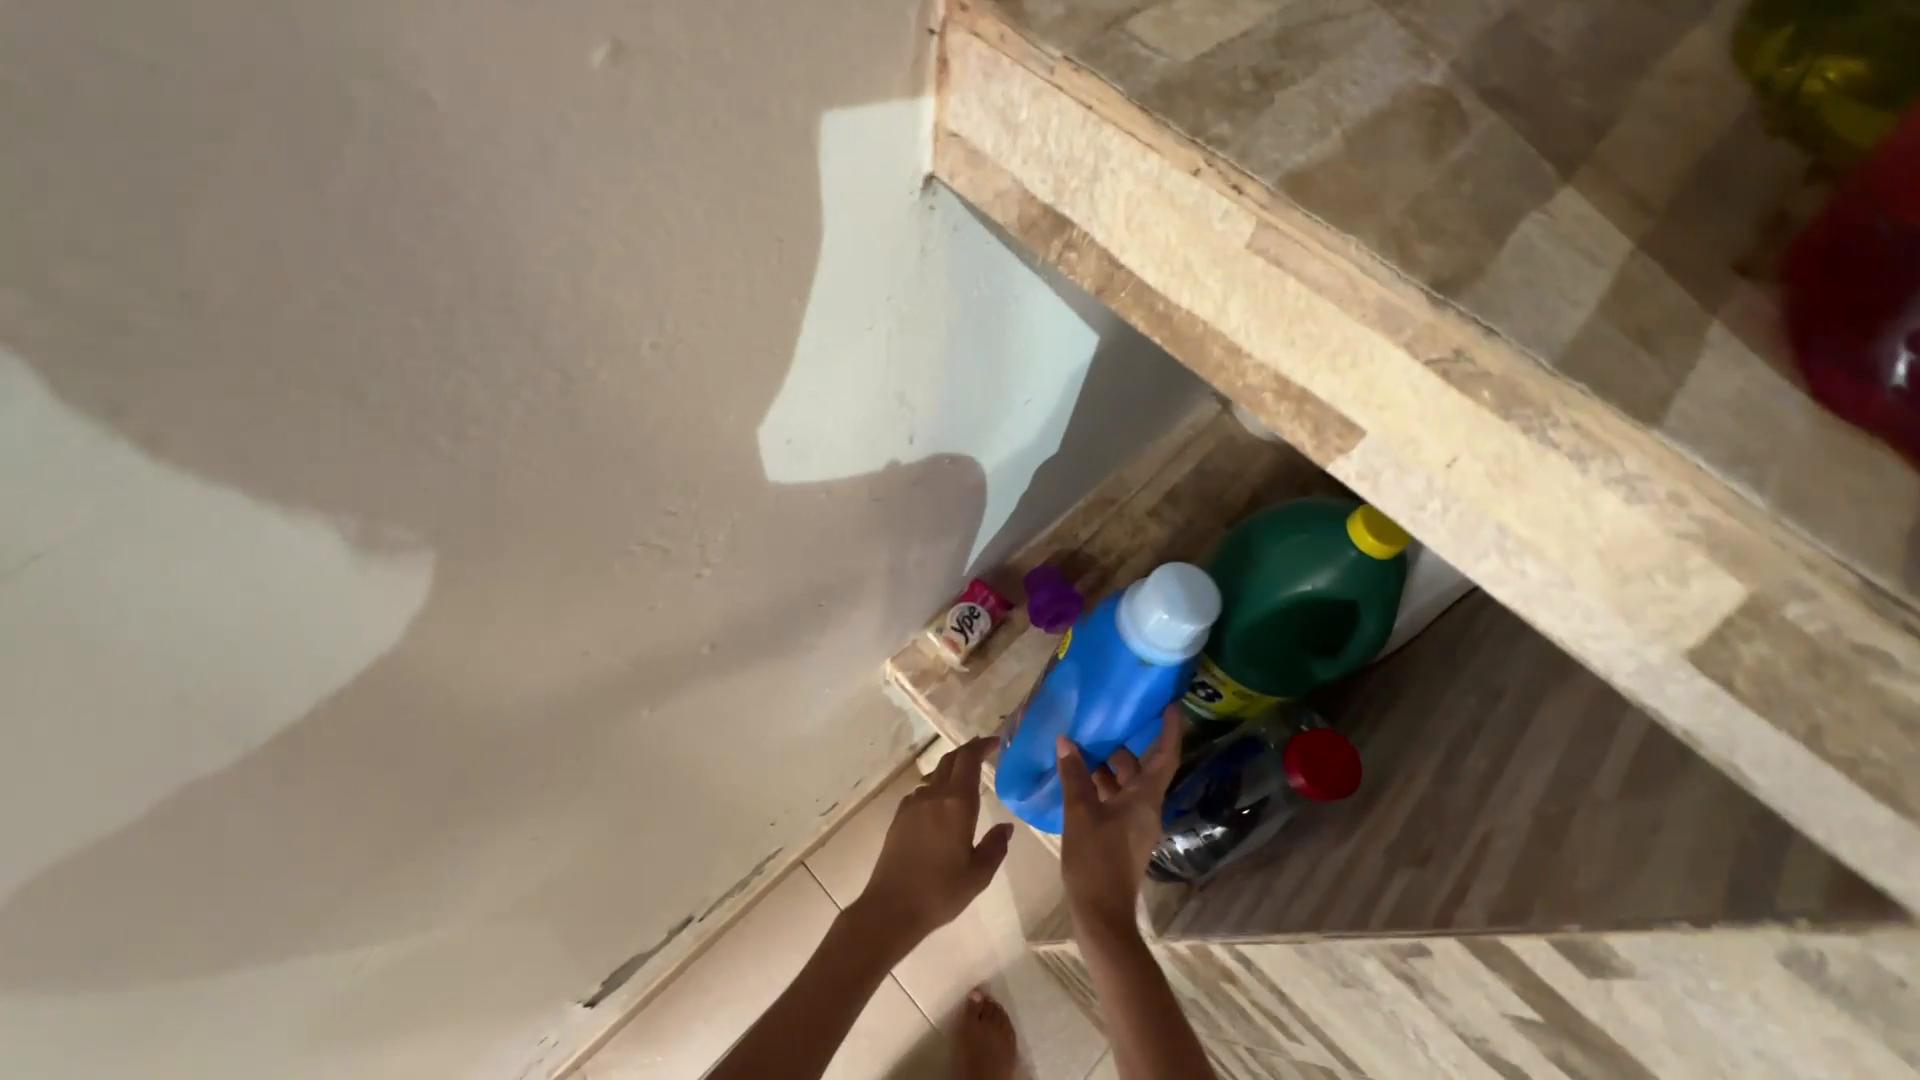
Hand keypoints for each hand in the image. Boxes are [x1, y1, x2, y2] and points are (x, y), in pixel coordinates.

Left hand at [854, 737, 1013, 945]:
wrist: (891, 907)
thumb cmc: (940, 892)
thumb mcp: (979, 875)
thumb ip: (995, 847)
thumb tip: (1006, 827)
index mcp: (956, 804)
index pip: (968, 760)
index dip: (981, 746)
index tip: (995, 742)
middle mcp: (933, 796)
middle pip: (950, 760)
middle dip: (968, 752)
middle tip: (985, 751)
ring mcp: (912, 804)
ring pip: (935, 775)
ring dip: (951, 769)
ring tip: (966, 779)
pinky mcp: (899, 817)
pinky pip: (922, 791)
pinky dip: (936, 787)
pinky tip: (941, 804)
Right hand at [1056, 706, 1181, 935]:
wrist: (1102, 913)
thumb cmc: (1095, 860)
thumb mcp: (1079, 813)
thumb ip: (1074, 776)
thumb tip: (1066, 742)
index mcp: (1145, 799)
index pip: (1165, 756)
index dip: (1170, 730)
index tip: (1170, 705)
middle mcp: (1148, 809)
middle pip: (1145, 769)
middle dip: (1128, 745)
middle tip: (1108, 721)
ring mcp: (1137, 825)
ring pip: (1129, 787)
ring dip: (1111, 767)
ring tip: (1085, 746)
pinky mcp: (1125, 838)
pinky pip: (1120, 802)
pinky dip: (1104, 787)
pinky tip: (1080, 780)